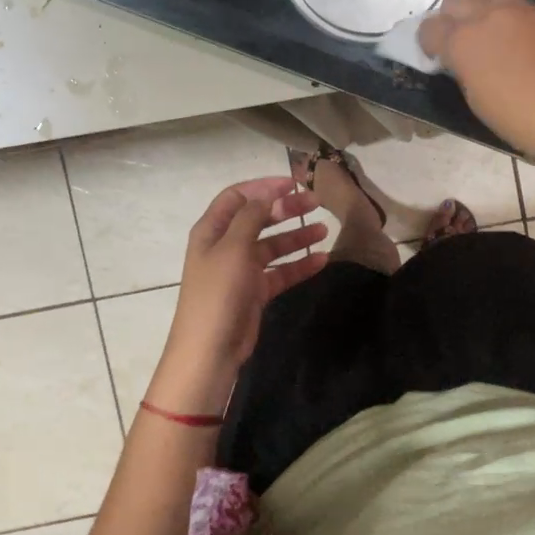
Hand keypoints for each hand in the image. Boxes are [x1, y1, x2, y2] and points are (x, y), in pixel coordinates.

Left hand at [150, 178, 327, 413]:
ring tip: (325, 229)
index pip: (238, 196)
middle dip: (286, 209)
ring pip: (273, 245)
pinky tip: (322, 260)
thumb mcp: (233, 248)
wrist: (209, 350)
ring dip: (297, 236)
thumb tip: (267, 197)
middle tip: (317, 203)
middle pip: (259, 218)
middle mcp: (225, 246)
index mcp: (212, 230)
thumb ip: (251, 218)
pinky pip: (281, 272)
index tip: (294, 183)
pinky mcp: (255, 292)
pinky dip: (299, 265)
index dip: (264, 187)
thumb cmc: (217, 294)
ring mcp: (241, 270)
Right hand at [418, 0, 534, 156]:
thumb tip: (457, 58)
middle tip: (457, 38)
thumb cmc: (515, 118)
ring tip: (485, 25)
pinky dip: (503, 8)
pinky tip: (510, 30)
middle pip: (454, 1)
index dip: (428, 41)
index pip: (430, 28)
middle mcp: (484, 17)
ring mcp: (514, 10)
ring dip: (478, 3)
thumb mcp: (475, 98)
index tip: (434, 54)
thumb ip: (461, 68)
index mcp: (461, 42)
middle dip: (450, 18)